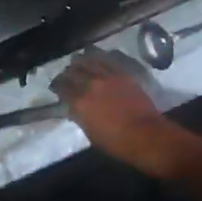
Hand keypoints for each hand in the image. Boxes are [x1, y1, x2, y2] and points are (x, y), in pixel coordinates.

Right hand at [52, 51, 183, 176]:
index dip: (57, 86)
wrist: (145, 134)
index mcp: (79, 102)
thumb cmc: (117, 142)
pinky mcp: (120, 73)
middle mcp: (90, 85)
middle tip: (65, 76)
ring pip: (87, 61)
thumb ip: (80, 116)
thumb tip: (74, 107)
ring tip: (76, 63)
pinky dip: (96, 58)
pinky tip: (93, 59)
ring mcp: (106, 76)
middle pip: (72, 72)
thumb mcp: (91, 134)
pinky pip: (105, 60)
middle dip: (66, 73)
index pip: (62, 88)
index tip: (56, 87)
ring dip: (79, 62)